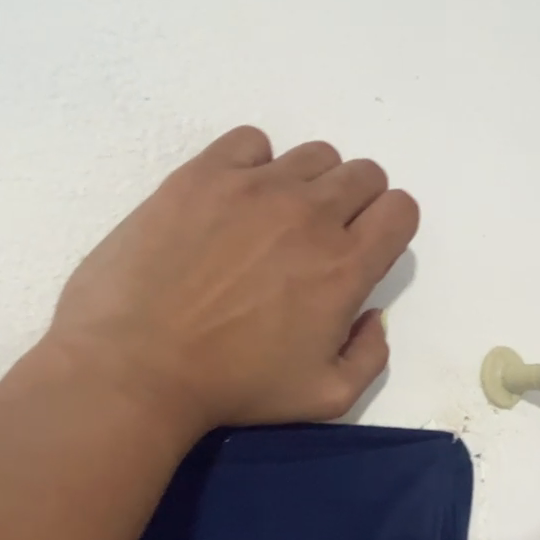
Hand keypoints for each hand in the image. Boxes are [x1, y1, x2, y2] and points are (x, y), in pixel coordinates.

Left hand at [39, 126, 417, 431]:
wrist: (138, 366)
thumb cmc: (237, 387)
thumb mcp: (329, 397)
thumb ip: (371, 355)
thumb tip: (373, 316)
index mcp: (346, 267)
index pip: (401, 210)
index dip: (393, 228)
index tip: (369, 250)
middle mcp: (310, 214)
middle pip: (364, 174)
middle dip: (359, 204)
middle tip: (325, 240)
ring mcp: (253, 187)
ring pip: (314, 155)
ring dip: (313, 184)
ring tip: (278, 222)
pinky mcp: (201, 175)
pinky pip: (251, 142)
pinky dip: (257, 165)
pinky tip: (237, 202)